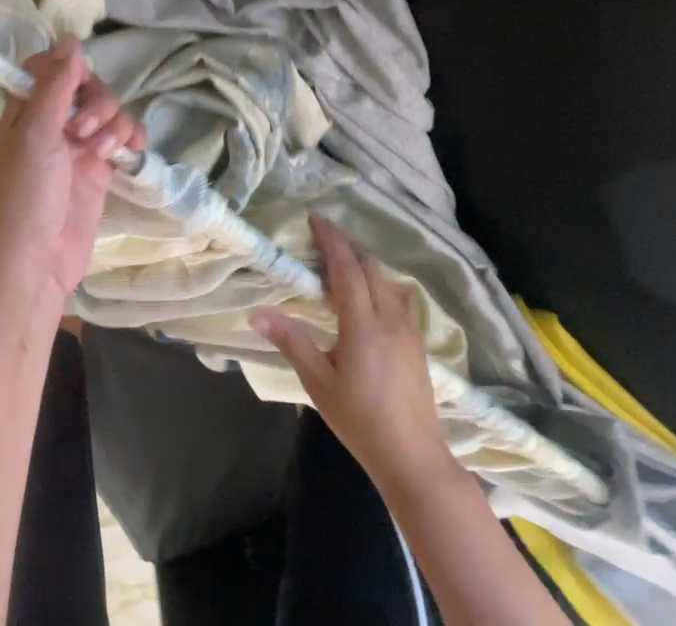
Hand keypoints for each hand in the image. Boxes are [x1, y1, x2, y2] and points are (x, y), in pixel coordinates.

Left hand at [0, 38, 146, 296]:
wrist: (36, 258)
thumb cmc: (25, 194)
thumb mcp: (34, 134)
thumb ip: (53, 87)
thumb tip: (72, 40)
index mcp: (26, 111)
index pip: (51, 69)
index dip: (69, 70)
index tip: (78, 84)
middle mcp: (52, 125)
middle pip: (88, 88)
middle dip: (97, 103)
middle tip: (84, 133)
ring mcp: (79, 148)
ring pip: (111, 113)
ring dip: (114, 124)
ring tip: (101, 153)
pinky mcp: (100, 172)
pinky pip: (125, 140)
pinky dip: (132, 140)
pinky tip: (129, 153)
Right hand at [251, 215, 450, 483]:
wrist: (412, 456)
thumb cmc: (359, 419)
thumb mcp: (317, 381)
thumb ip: (291, 341)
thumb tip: (256, 312)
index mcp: (364, 325)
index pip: (347, 270)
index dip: (332, 241)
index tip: (316, 220)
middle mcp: (391, 320)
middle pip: (372, 269)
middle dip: (349, 248)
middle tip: (324, 239)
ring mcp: (410, 332)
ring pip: (390, 283)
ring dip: (368, 266)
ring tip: (345, 265)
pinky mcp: (418, 346)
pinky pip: (401, 300)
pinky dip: (382, 285)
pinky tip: (373, 299)